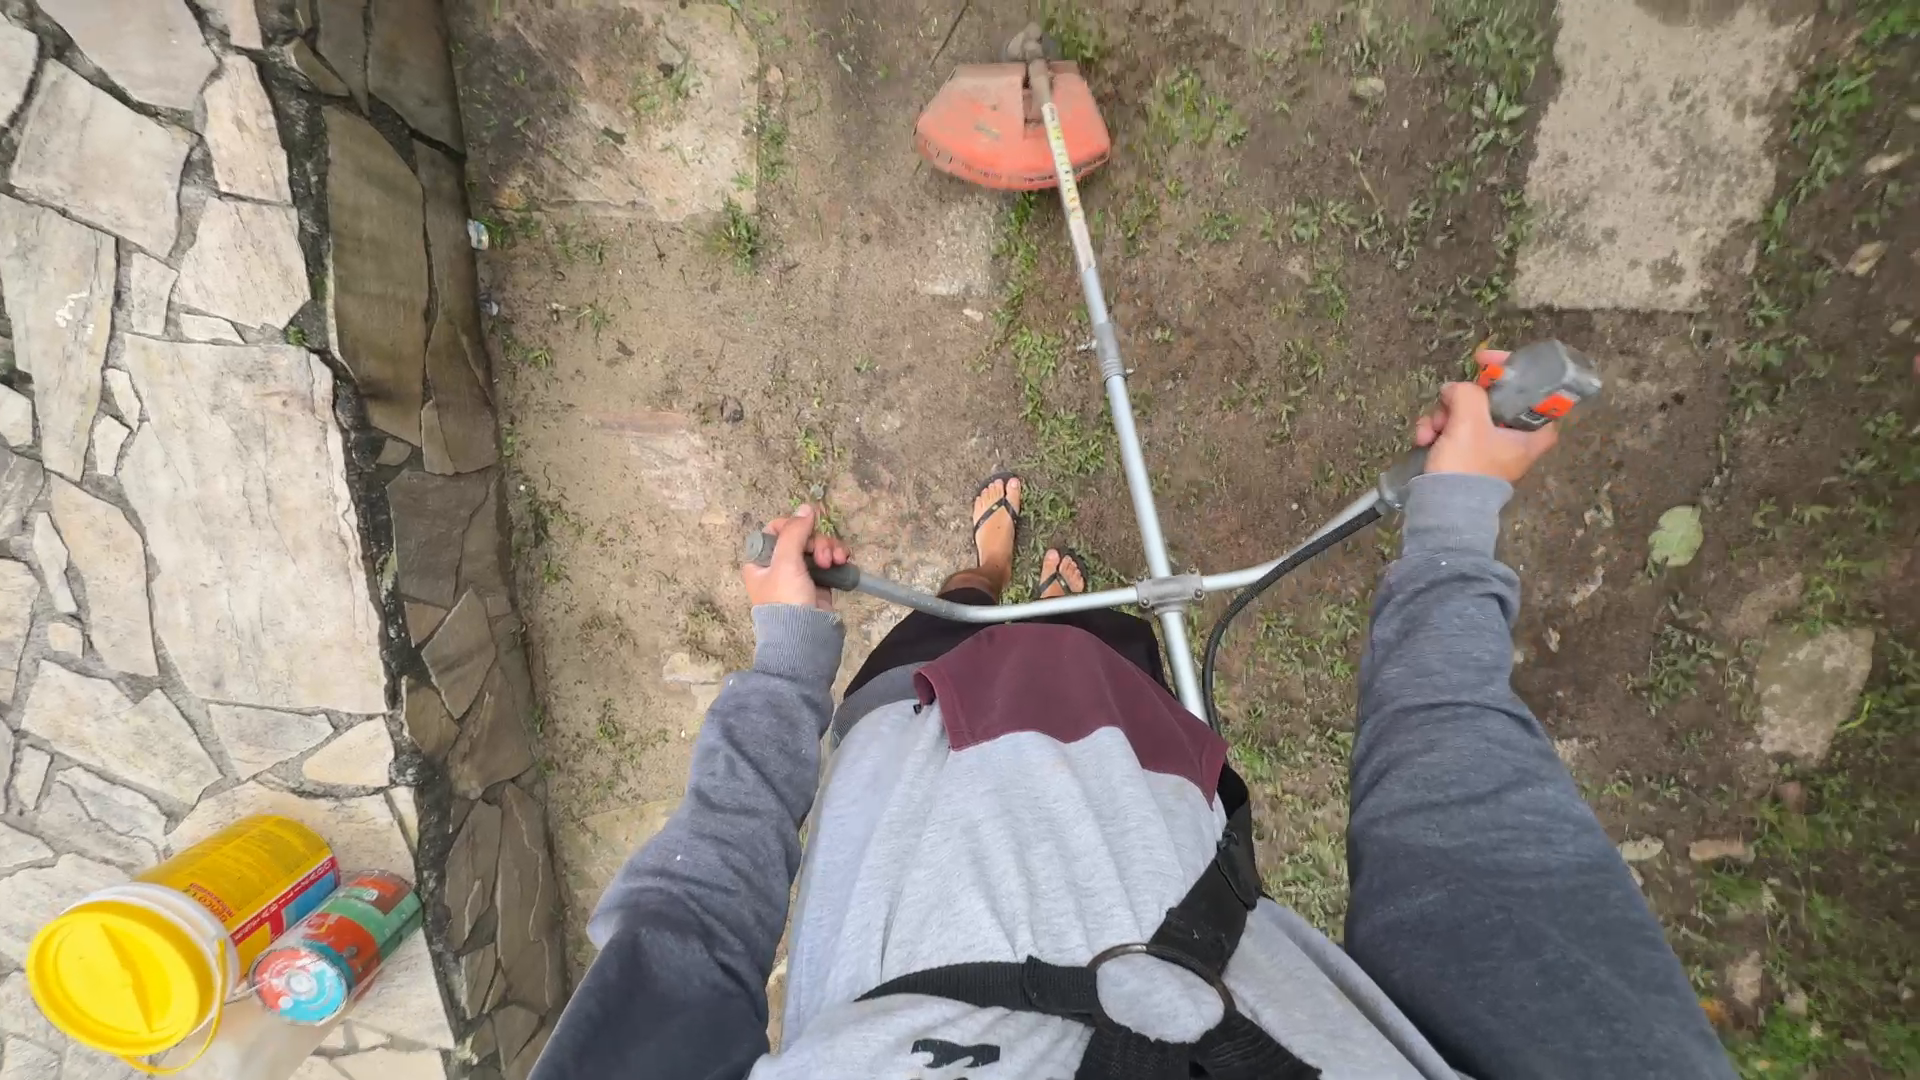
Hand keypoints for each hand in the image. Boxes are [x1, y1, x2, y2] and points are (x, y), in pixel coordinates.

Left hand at [740, 504, 849, 610]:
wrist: (804, 637)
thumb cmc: (786, 599)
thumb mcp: (785, 562)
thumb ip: (795, 532)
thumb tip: (806, 507)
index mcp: (760, 560)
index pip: (776, 530)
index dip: (793, 526)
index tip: (806, 529)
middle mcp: (778, 565)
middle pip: (801, 537)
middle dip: (817, 542)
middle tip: (823, 556)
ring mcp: (799, 574)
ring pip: (817, 548)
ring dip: (830, 549)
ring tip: (837, 561)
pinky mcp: (818, 583)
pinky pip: (828, 561)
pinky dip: (836, 558)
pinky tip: (843, 562)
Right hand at [1415, 353, 1559, 482]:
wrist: (1442, 509)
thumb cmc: (1466, 466)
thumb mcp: (1469, 423)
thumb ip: (1467, 394)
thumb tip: (1454, 389)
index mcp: (1534, 430)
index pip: (1531, 387)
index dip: (1507, 369)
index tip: (1481, 360)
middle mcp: (1516, 437)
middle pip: (1488, 400)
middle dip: (1458, 403)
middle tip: (1444, 412)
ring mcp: (1489, 447)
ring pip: (1465, 414)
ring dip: (1440, 418)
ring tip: (1428, 434)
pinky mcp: (1466, 456)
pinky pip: (1452, 431)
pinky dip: (1435, 432)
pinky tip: (1424, 441)